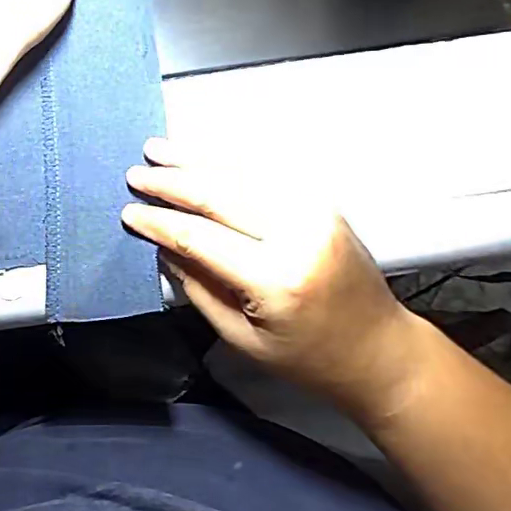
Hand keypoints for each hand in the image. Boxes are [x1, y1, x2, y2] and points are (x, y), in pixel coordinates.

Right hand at [121, 138, 437, 425]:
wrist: (379, 350)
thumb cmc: (310, 358)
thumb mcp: (242, 337)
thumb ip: (198, 286)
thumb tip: (165, 246)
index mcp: (275, 278)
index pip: (200, 236)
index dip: (159, 223)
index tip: (130, 214)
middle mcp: (298, 234)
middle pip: (220, 193)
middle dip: (172, 181)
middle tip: (136, 174)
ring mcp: (315, 212)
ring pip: (244, 172)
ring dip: (198, 159)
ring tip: (160, 151)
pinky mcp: (323, 204)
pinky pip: (270, 171)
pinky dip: (234, 159)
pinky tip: (208, 153)